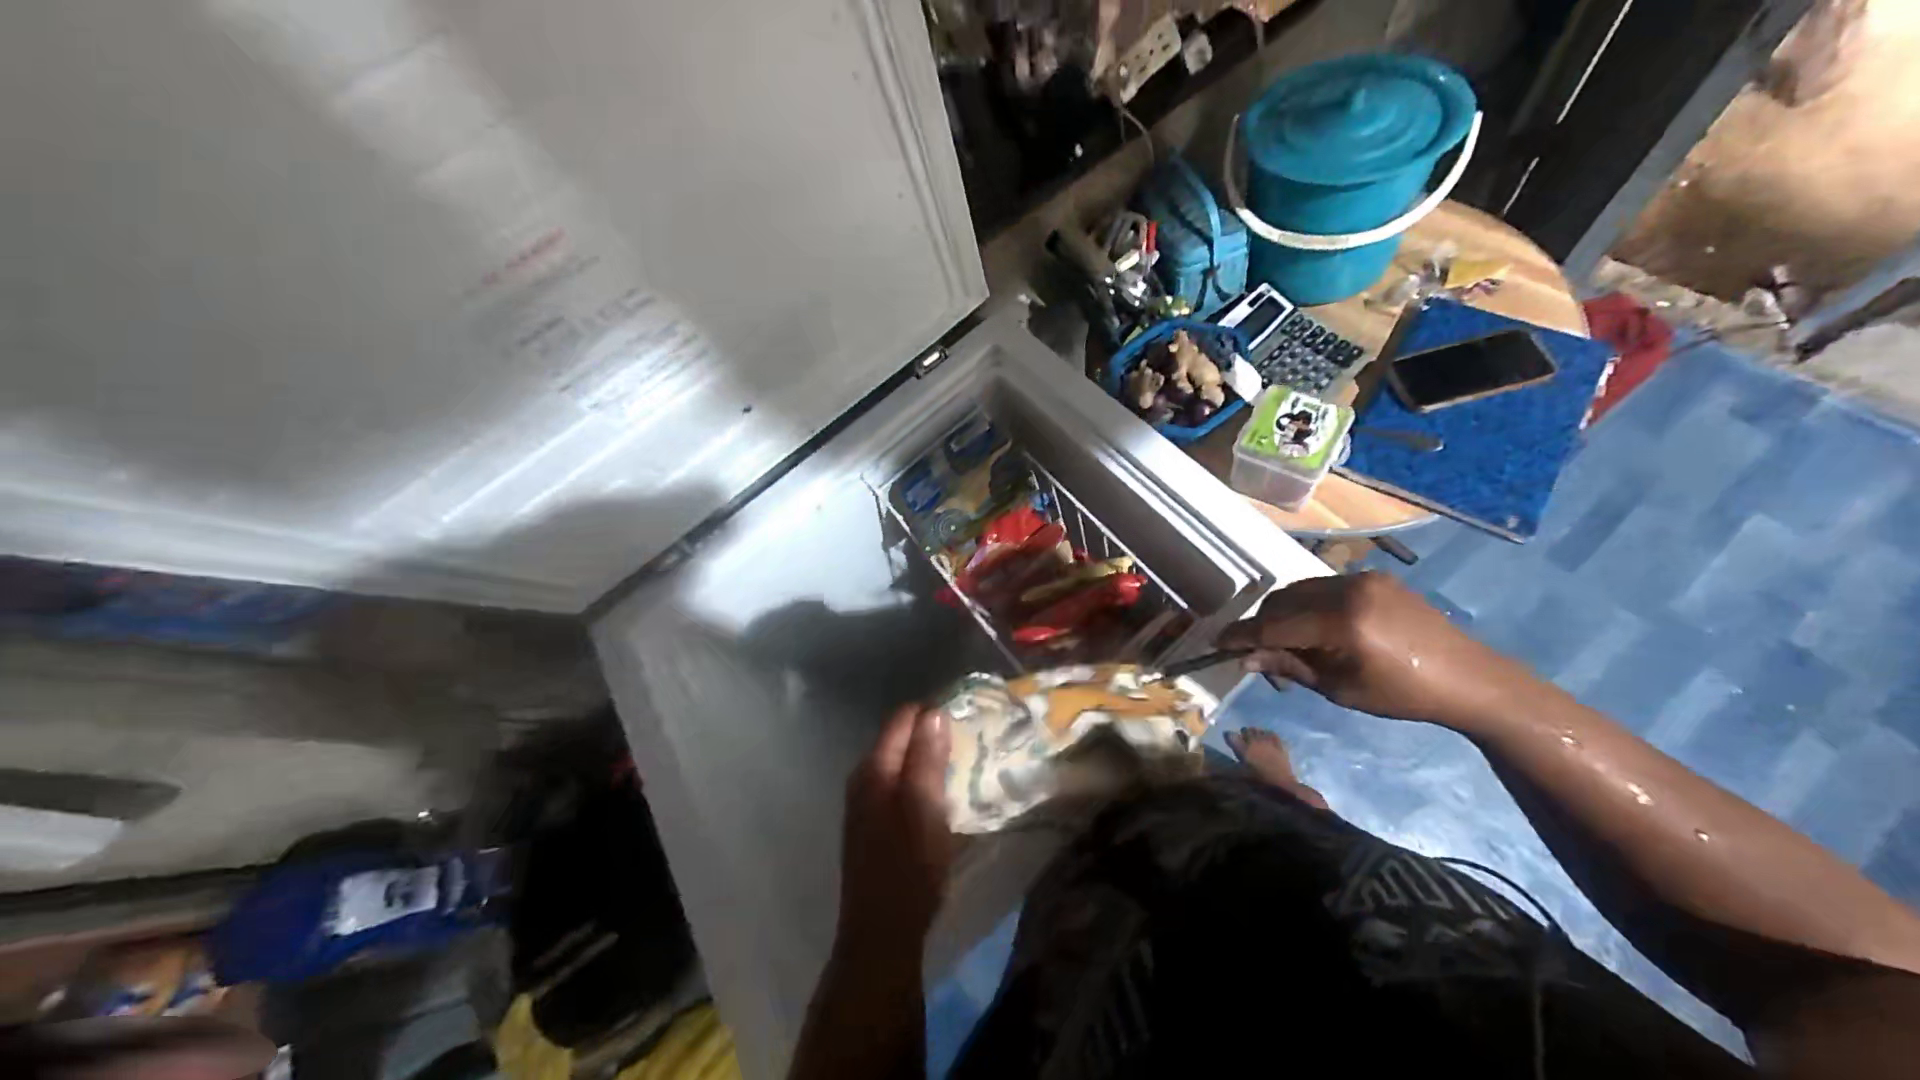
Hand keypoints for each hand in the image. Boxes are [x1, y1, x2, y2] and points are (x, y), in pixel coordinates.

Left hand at [836, 704, 952, 952]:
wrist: (881, 932)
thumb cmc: (909, 866)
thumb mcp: (925, 807)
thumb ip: (927, 758)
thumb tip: (934, 712)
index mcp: (874, 768)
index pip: (903, 718)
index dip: (933, 713)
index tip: (966, 718)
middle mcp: (863, 778)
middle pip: (899, 738)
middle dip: (931, 734)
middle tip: (969, 741)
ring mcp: (864, 803)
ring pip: (899, 763)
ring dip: (926, 760)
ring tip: (961, 765)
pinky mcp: (871, 825)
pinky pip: (897, 785)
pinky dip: (918, 782)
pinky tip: (939, 796)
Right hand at [1219, 572, 1541, 729]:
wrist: (1469, 678)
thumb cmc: (1402, 695)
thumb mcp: (1339, 688)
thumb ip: (1289, 667)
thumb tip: (1246, 659)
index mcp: (1342, 622)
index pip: (1275, 624)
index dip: (1242, 635)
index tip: (1217, 644)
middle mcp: (1348, 589)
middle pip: (1282, 600)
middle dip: (1262, 624)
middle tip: (1255, 652)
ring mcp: (1362, 578)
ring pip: (1299, 589)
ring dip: (1283, 612)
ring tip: (1287, 642)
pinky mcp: (1373, 577)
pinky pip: (1323, 586)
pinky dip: (1307, 604)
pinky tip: (1314, 627)